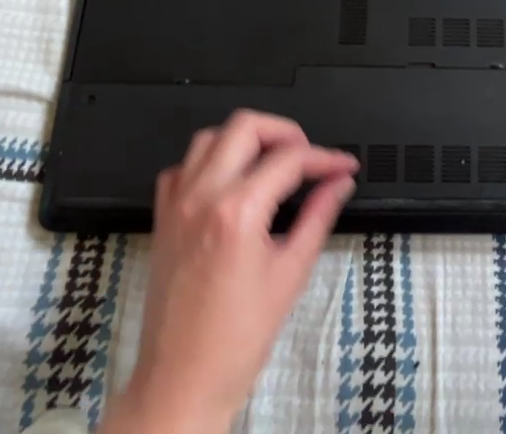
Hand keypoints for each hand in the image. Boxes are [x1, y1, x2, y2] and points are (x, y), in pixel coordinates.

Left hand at [101, 111, 357, 433]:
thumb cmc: (234, 340)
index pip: (290, 159)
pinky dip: (210, 162)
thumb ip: (318, 216)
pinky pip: (182, 167)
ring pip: (210, 137)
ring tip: (273, 162)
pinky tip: (230, 182)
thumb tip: (338, 185)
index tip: (342, 165)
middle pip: (245, 126)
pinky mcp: (163, 218)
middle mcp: (201, 198)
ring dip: (246, 140)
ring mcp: (177, 205)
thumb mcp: (291, 273)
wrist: (184, 379)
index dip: (325, 157)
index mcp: (237, 213)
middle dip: (286, 132)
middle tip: (309, 156)